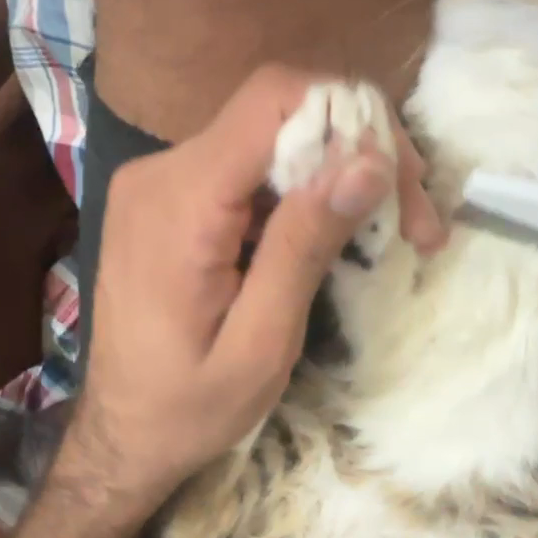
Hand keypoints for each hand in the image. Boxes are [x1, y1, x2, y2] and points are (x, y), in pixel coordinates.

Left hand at [55, 65, 443, 520]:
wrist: (123, 438)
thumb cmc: (188, 410)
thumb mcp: (260, 344)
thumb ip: (304, 246)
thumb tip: (368, 160)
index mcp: (178, 203)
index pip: (273, 99)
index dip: (352, 118)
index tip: (402, 183)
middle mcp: (160, 173)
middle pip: (277, 118)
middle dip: (355, 157)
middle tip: (414, 227)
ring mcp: (157, 186)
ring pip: (267, 145)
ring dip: (331, 181)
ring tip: (384, 239)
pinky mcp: (164, 204)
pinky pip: (243, 175)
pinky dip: (295, 199)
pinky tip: (327, 243)